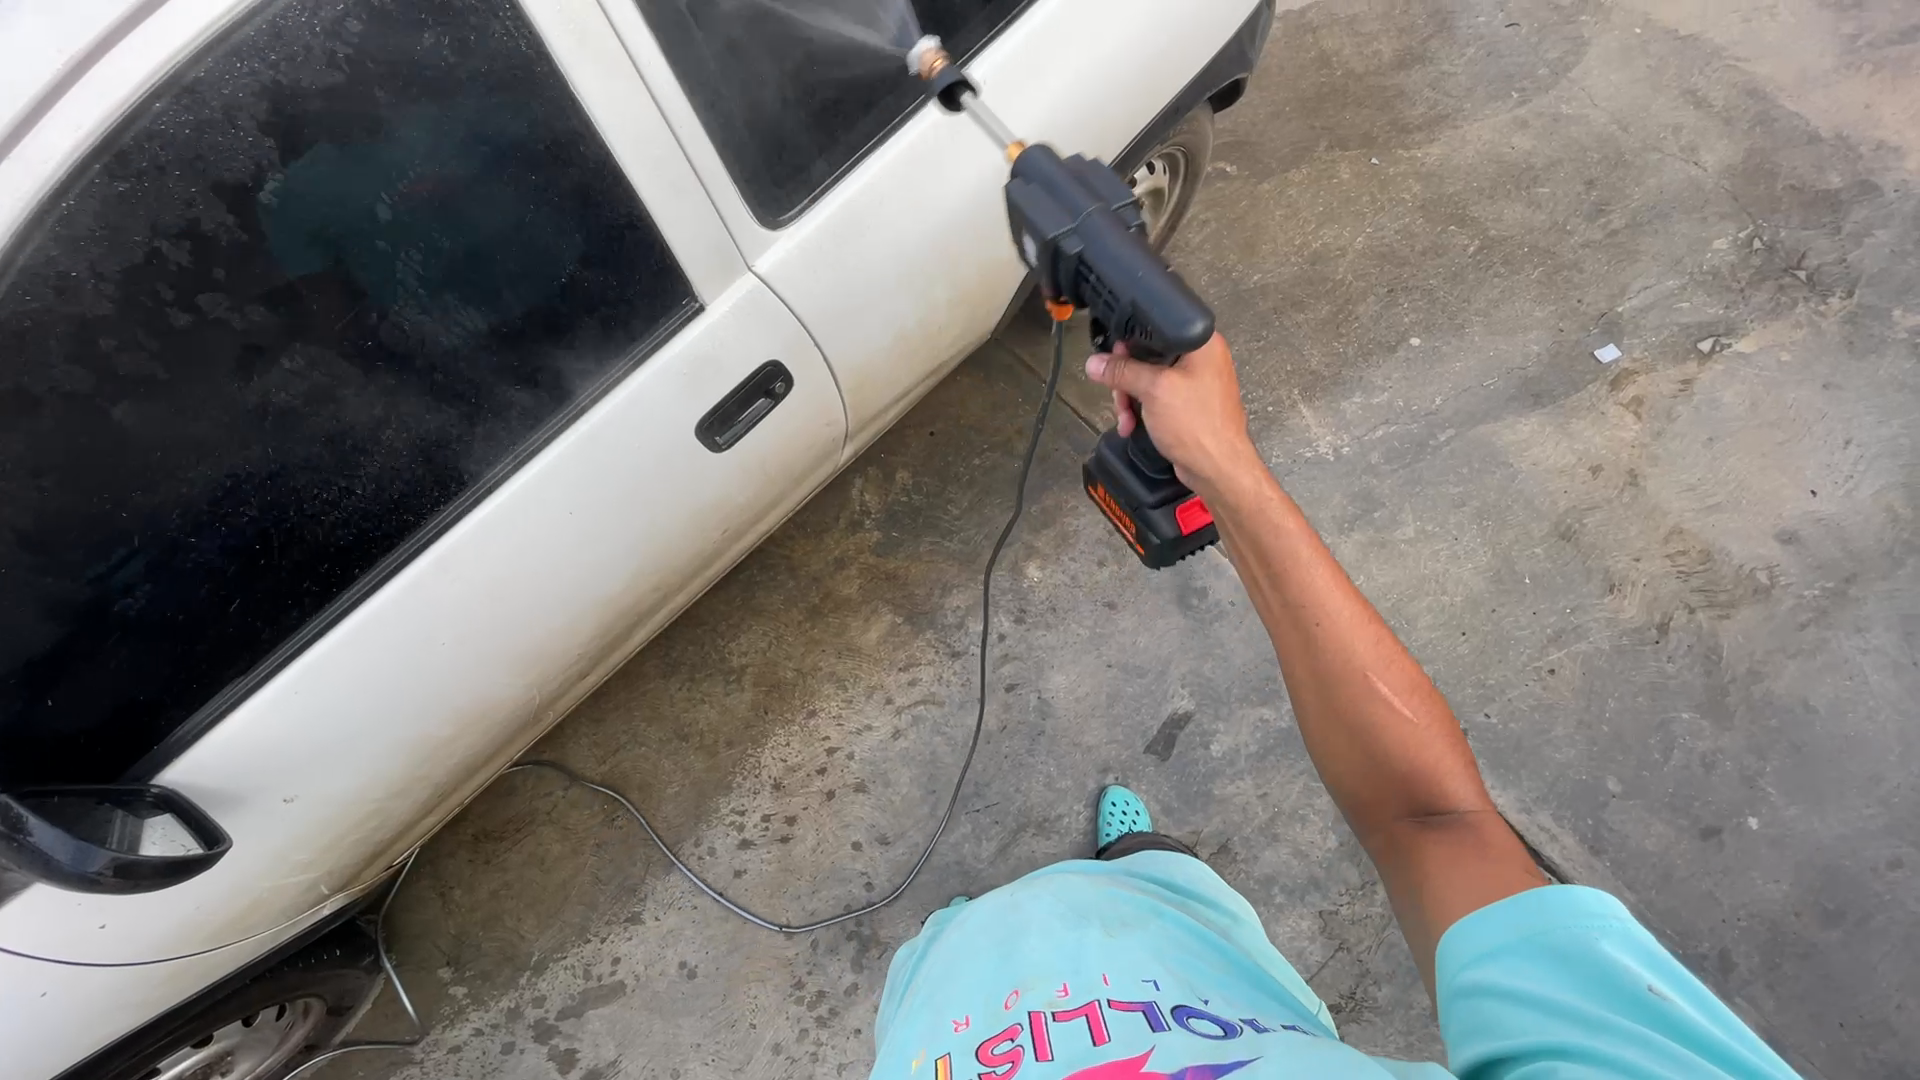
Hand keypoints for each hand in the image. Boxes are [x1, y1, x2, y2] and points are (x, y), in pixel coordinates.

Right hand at [1084, 333, 1259, 494]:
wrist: (1216, 468)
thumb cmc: (1200, 427)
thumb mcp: (1154, 390)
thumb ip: (1122, 372)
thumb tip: (1097, 363)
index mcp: (1202, 344)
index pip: (1157, 329)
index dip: (1131, 343)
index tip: (1114, 357)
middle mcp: (1200, 361)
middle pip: (1148, 358)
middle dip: (1127, 381)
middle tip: (1120, 394)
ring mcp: (1194, 385)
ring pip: (1148, 382)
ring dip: (1130, 400)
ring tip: (1126, 418)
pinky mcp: (1187, 407)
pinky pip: (1156, 400)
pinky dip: (1141, 412)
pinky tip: (1133, 425)